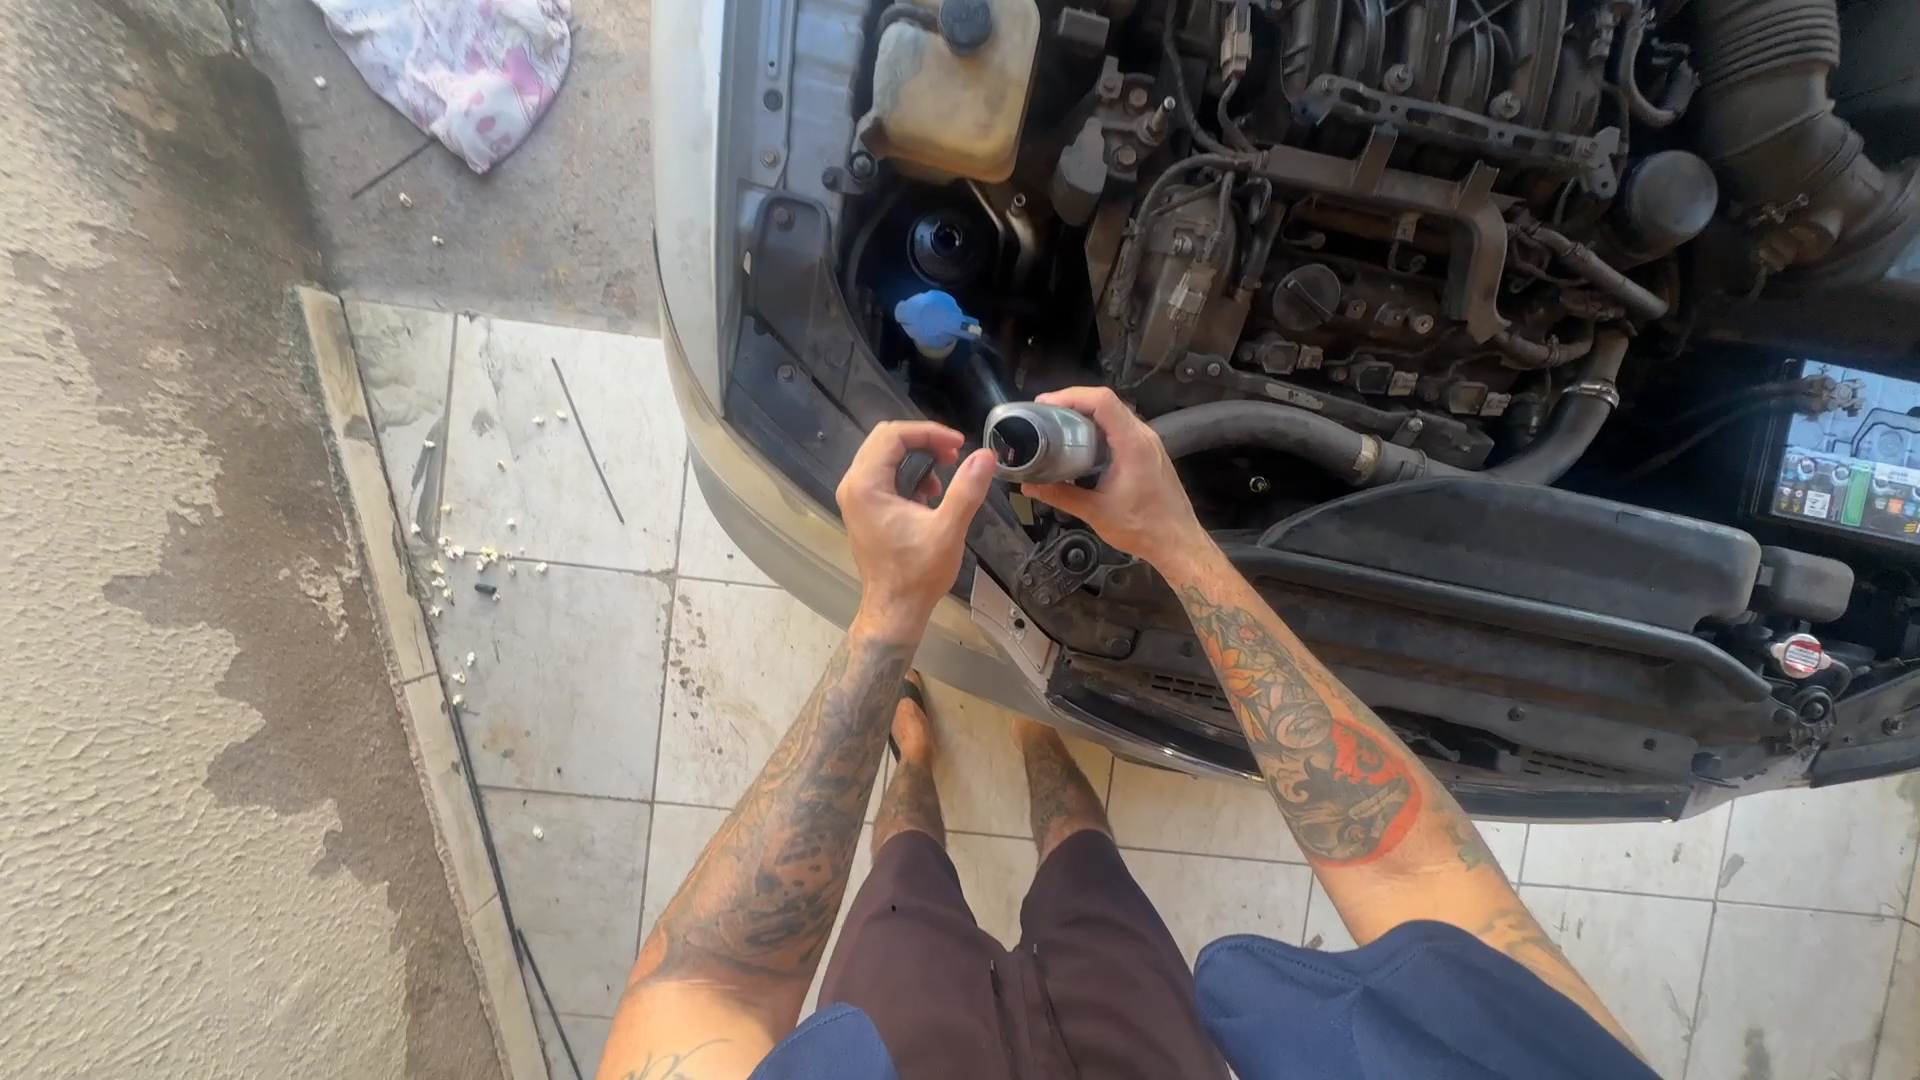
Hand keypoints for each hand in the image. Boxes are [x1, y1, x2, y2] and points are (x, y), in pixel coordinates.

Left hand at [837, 421, 995, 641]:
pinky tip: (930, 494)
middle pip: (886, 440)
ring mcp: (855, 497)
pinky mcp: (863, 508)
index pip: (893, 435)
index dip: (929, 432)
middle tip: (954, 454)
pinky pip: (884, 473)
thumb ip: (966, 489)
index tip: (959, 445)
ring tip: (945, 474)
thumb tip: (986, 455)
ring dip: (917, 456)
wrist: (896, 609)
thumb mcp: (947, 530)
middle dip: (923, 440)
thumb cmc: (917, 573)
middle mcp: (853, 485)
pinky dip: (909, 473)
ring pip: (885, 455)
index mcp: (866, 485)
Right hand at [1020, 386, 1208, 570]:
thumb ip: (1060, 495)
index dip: (1071, 395)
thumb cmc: (1143, 528)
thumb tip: (1029, 486)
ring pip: (1114, 414)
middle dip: (1072, 402)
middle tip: (1045, 414)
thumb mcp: (1095, 512)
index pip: (1103, 401)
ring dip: (1085, 414)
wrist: (1177, 542)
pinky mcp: (1148, 452)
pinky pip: (1120, 429)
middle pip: (1107, 403)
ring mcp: (1148, 443)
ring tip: (1057, 425)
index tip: (1046, 404)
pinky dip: (1098, 428)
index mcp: (1133, 444)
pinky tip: (1080, 443)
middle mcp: (1144, 436)